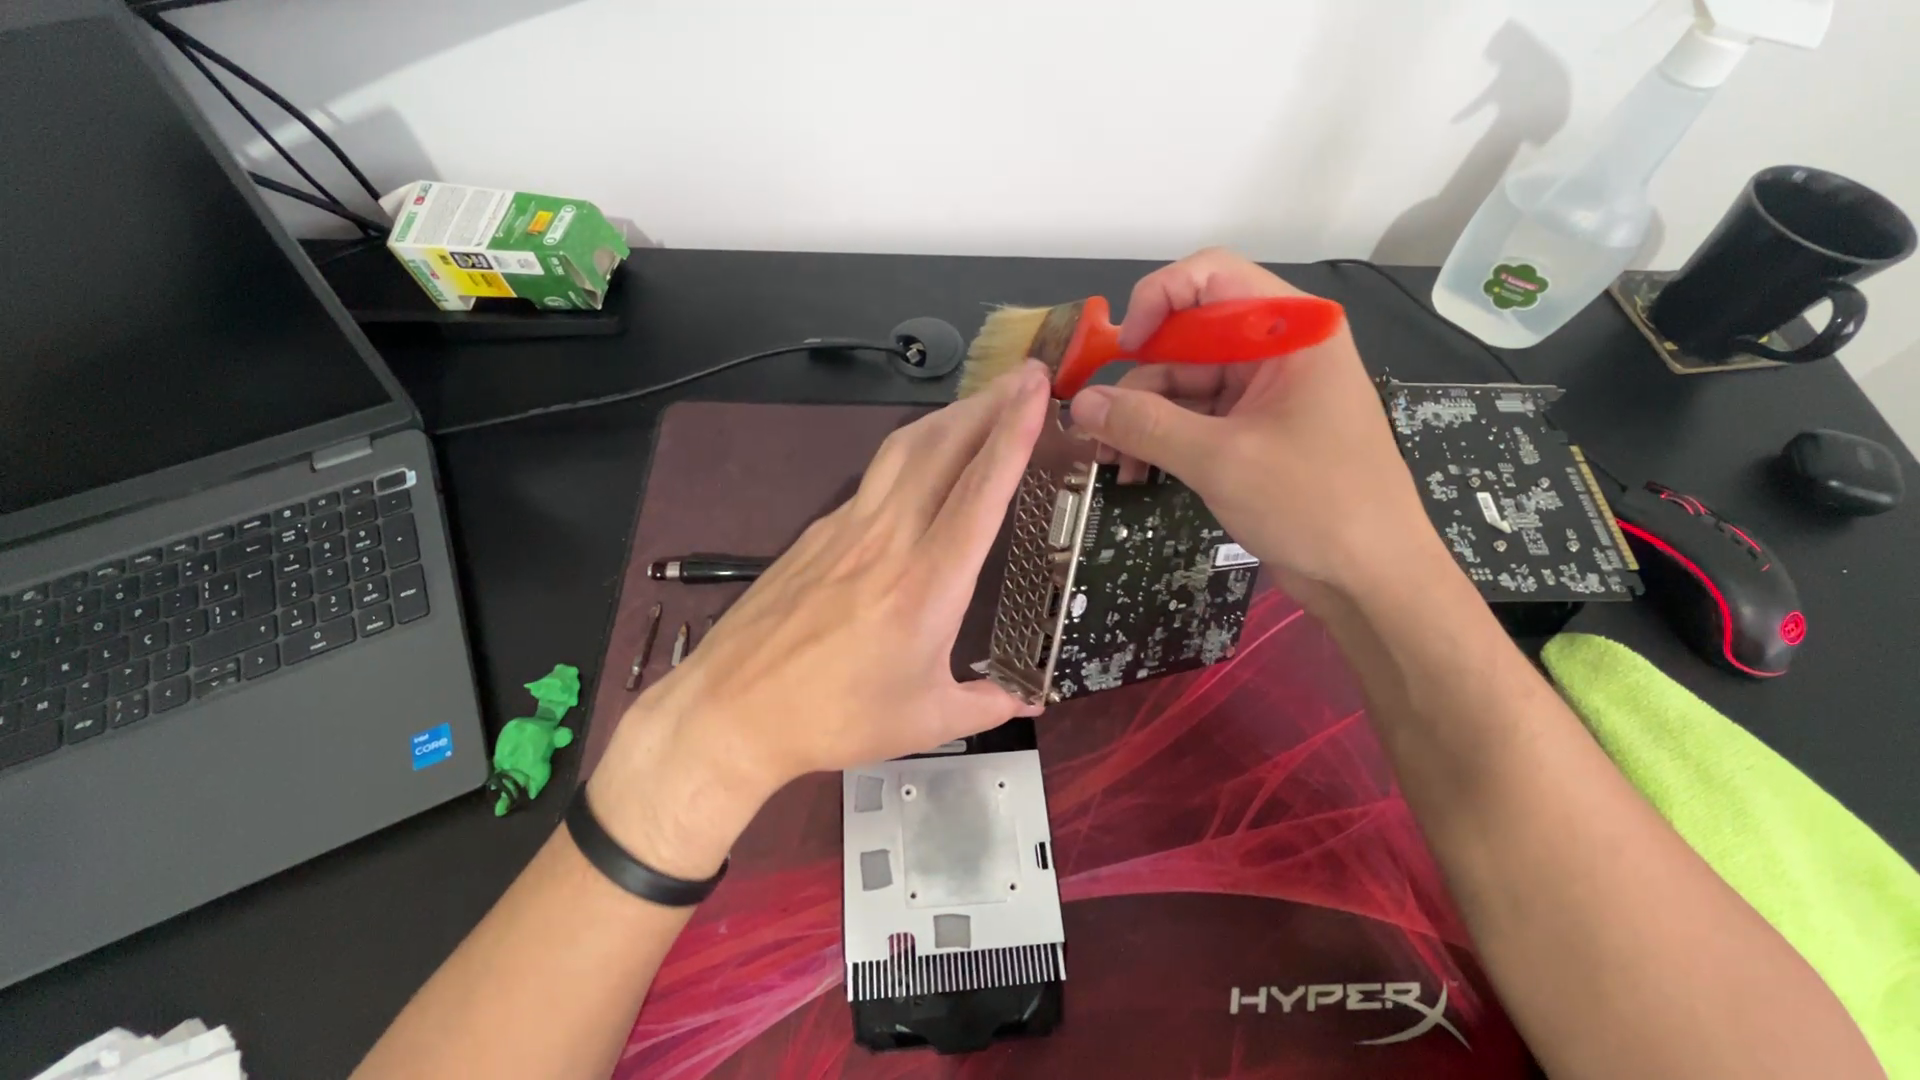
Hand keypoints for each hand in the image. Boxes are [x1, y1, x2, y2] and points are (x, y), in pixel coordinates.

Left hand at [590, 363, 1052, 877]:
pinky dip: (910, 451)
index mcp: (926, 584)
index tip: (1037, 392)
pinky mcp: (816, 532)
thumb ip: (985, 705)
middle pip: (942, 449)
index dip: (1013, 436)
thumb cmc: (835, 719)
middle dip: (989, 404)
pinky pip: (874, 478)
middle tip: (1026, 376)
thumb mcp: (924, 721)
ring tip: (983, 400)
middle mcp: (888, 539)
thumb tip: (1027, 700)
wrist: (733, 710)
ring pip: (903, 450)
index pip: (979, 493)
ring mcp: (845, 528)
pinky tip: (923, 461)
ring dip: (948, 416)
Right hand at [1070, 248, 1447, 608]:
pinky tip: (1136, 471)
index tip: (1121, 352)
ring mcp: (1267, 393)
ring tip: (1111, 463)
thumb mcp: (1220, 460)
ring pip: (1185, 383)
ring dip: (1143, 419)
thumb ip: (1145, 425)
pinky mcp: (1256, 432)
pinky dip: (1164, 440)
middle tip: (1096, 427)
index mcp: (1291, 329)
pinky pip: (1197, 418)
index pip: (1211, 277)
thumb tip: (1080, 404)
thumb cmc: (1313, 505)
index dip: (1157, 301)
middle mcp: (1278, 349)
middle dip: (1138, 381)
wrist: (1372, 578)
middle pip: (1188, 338)